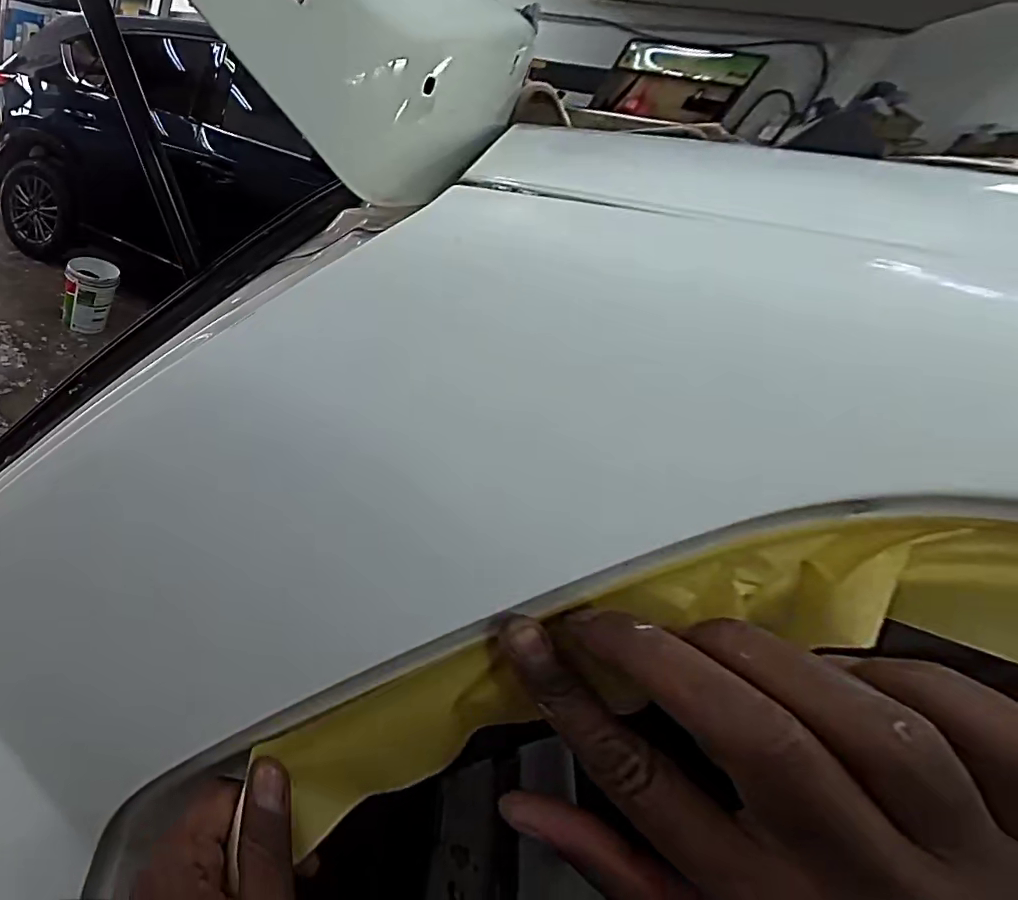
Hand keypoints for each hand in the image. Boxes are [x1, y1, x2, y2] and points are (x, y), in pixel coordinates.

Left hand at [134, 759, 294, 899]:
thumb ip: (265, 840)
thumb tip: (269, 776)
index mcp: (174, 851)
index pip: (222, 791)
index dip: (264, 803)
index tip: (297, 825)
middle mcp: (152, 866)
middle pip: (212, 819)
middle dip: (253, 834)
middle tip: (292, 865)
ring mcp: (151, 889)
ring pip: (203, 851)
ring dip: (238, 860)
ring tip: (269, 887)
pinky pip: (189, 877)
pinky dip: (219, 882)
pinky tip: (242, 896)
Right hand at [497, 611, 1017, 898]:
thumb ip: (619, 867)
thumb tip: (523, 807)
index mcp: (767, 899)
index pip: (639, 780)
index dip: (568, 695)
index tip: (527, 637)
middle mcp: (868, 880)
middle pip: (755, 740)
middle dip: (657, 656)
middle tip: (604, 623)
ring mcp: (975, 854)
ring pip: (866, 723)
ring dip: (763, 655)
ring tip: (710, 641)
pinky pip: (978, 722)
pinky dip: (893, 671)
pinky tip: (834, 670)